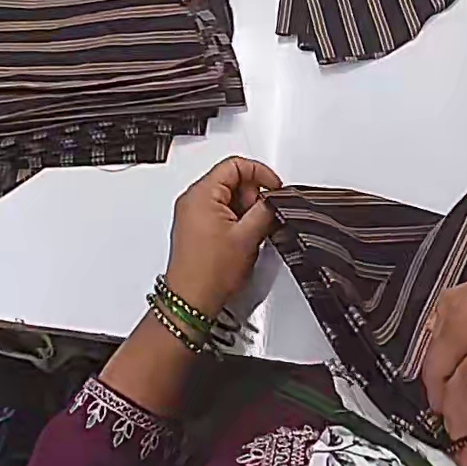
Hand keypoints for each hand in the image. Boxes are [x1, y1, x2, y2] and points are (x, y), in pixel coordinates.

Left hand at [162, 155, 281, 315]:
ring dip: (245, 209)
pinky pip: (220, 211)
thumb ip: (265, 210)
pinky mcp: (196, 227)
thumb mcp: (248, 236)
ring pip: (228, 196)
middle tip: (262, 215)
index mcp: (201, 195)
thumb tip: (274, 199)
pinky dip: (236, 219)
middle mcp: (193, 200)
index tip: (273, 188)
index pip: (235, 165)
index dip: (260, 173)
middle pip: (231, 179)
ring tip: (250, 231)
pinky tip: (242, 237)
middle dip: (253, 194)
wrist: (192, 300)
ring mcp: (192, 214)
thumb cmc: (210, 273)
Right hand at [420, 279, 466, 465]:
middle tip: (446, 409)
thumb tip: (465, 444)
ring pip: (466, 299)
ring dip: (443, 338)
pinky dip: (460, 314)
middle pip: (462, 327)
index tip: (457, 435)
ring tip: (451, 379)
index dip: (455, 409)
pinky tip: (462, 347)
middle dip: (438, 371)